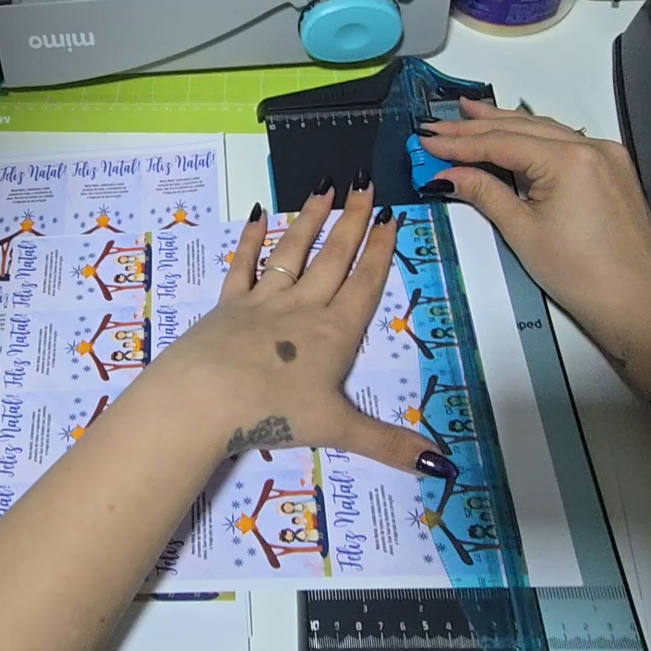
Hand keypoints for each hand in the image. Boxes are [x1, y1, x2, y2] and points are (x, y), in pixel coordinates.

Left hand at [150, 180, 457, 479]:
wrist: (205, 398)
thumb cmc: (273, 413)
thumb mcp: (338, 430)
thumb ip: (390, 445)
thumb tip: (445, 467)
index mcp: (334, 332)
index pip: (365, 283)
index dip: (381, 250)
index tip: (392, 217)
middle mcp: (302, 307)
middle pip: (334, 257)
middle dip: (353, 220)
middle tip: (366, 184)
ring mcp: (263, 301)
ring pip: (293, 251)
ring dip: (310, 219)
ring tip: (325, 187)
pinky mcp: (229, 303)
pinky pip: (243, 264)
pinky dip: (250, 239)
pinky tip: (256, 214)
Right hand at [417, 101, 650, 338]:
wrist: (637, 303)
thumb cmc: (578, 273)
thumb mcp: (521, 231)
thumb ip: (484, 193)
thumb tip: (445, 175)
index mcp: (569, 160)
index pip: (501, 143)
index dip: (459, 142)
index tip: (426, 138)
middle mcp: (591, 146)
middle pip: (522, 128)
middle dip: (476, 126)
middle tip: (437, 122)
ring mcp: (606, 155)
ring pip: (543, 130)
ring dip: (503, 124)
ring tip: (469, 113)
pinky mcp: (611, 169)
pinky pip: (562, 142)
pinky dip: (530, 137)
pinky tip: (511, 132)